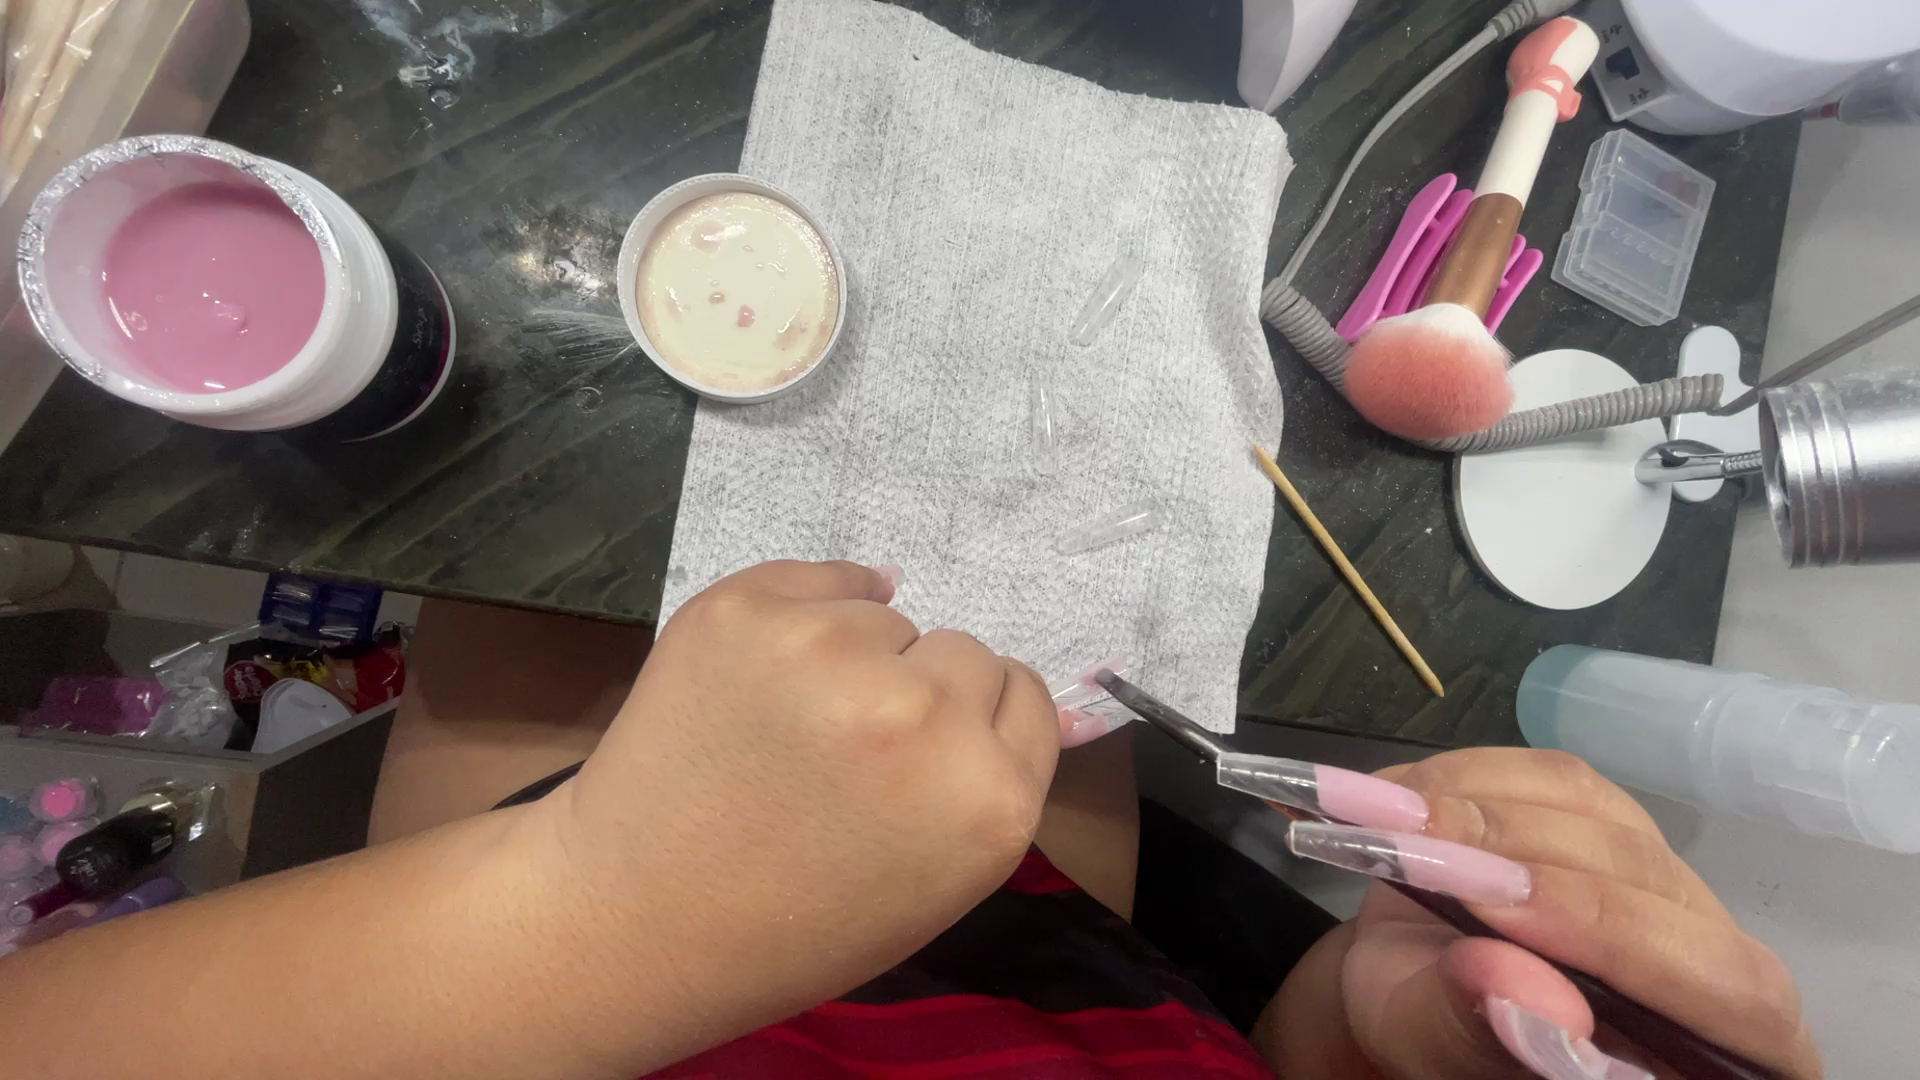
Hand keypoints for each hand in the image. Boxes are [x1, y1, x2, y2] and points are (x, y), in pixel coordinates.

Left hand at [540, 560, 1060, 1059]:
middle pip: (967, 649)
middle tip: (856, 747)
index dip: (977, 721)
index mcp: (987, 799)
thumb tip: (1064, 700)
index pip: (1027, 693)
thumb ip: (1005, 779)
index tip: (931, 746)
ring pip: (892, 618)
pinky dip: (810, 614)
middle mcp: (922, 716)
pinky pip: (828, 581)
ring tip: (796, 724)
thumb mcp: (941, 873)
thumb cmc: (801, 914)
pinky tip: (771, 674)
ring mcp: (830, 652)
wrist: (637, 914)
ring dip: (861, 657)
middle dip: (925, 691)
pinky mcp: (749, 608)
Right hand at [1262, 748, 1819, 1079]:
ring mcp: (1649, 871)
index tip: (1482, 903)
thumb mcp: (1426, 1044)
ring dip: (1474, 799)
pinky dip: (1455, 774)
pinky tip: (1394, 795)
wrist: (1402, 980)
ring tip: (1386, 811)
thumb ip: (1478, 1035)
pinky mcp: (1588, 813)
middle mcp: (1711, 955)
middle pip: (1646, 875)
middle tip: (1406, 836)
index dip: (1607, 931)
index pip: (1726, 988)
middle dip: (1513, 848)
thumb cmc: (1425, 1030)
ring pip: (1590, 804)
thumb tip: (1524, 992)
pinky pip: (1538, 771)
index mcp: (1720, 1049)